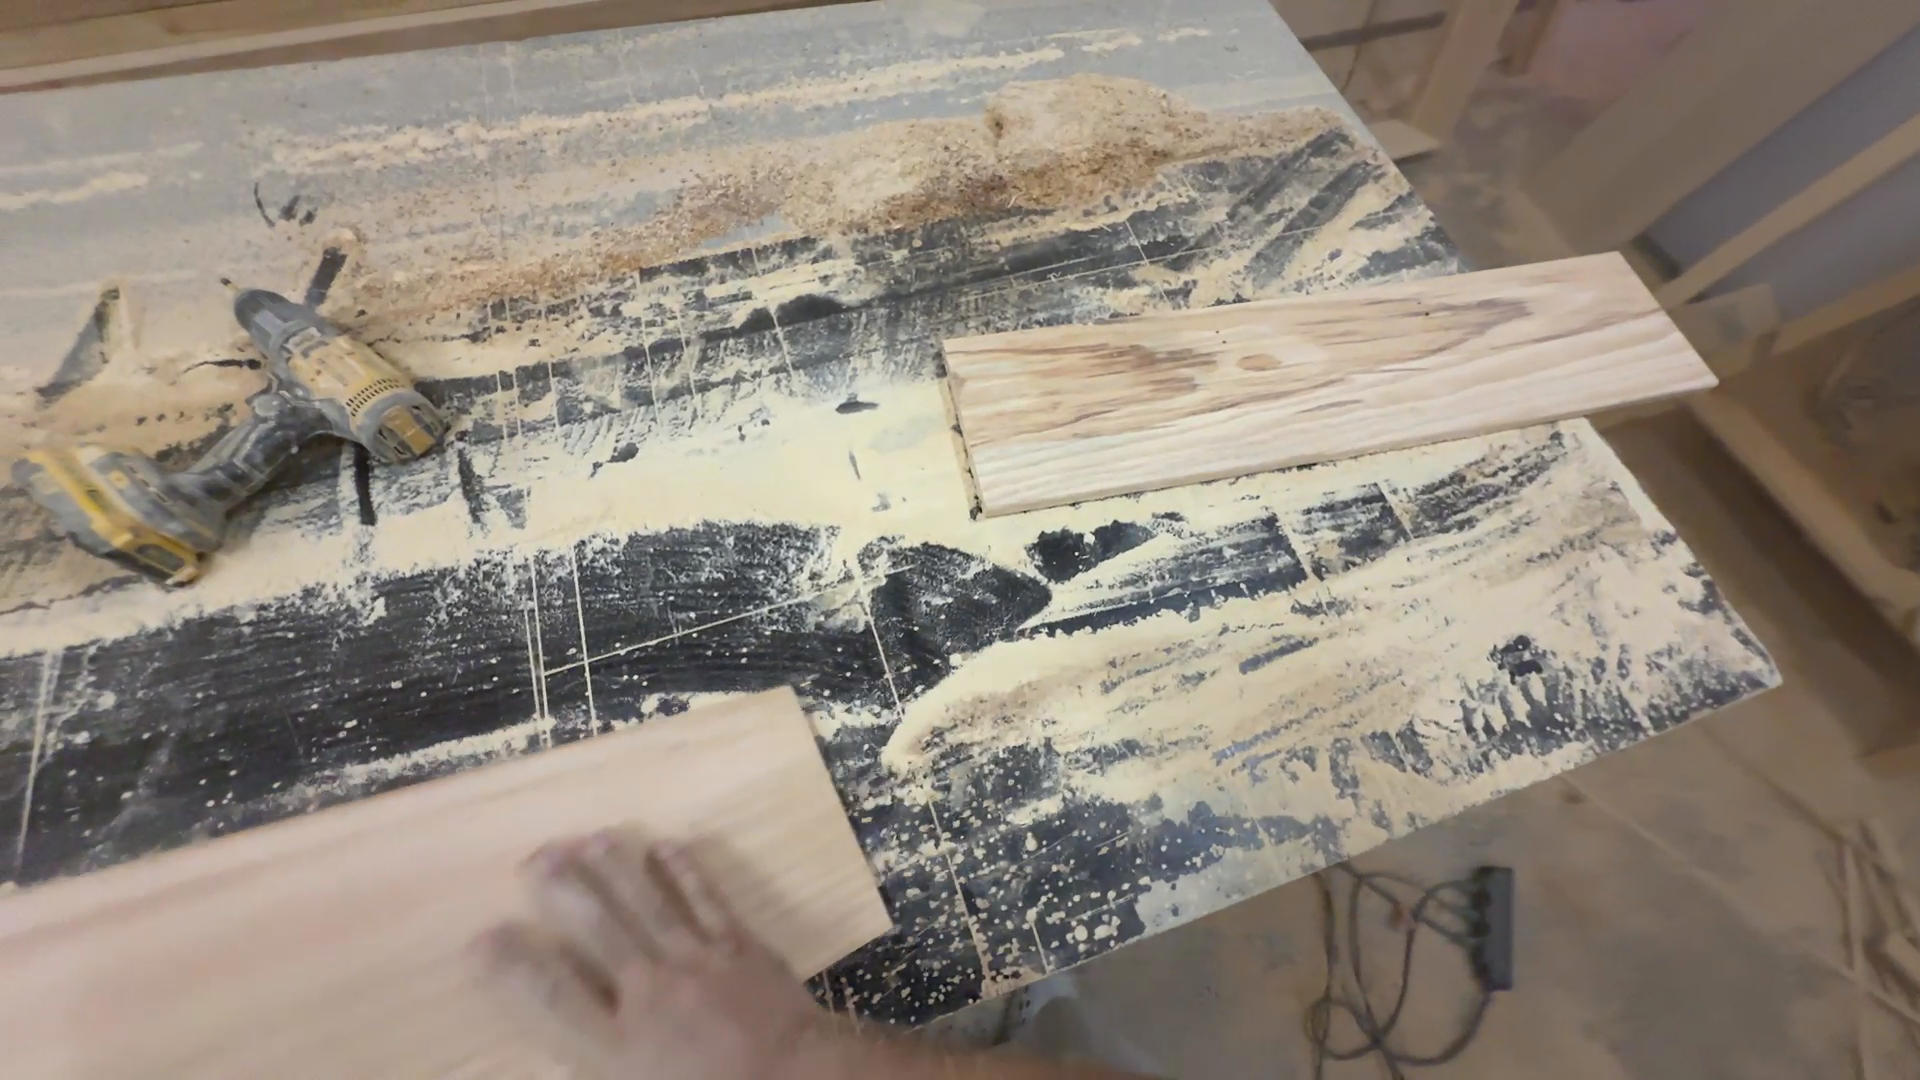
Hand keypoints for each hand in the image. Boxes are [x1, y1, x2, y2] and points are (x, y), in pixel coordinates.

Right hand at [470, 832, 842, 1079]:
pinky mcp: (737, 942)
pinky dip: (685, 871)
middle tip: (539, 856)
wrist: (794, 1079)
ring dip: (620, 870)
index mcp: (619, 1047)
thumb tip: (576, 1055)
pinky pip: (705, 898)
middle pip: (600, 932)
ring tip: (594, 838)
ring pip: (649, 904)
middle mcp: (651, 991)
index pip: (555, 998)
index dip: (516, 967)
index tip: (484, 937)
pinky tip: (666, 846)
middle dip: (566, 892)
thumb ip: (604, 1069)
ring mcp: (697, 959)